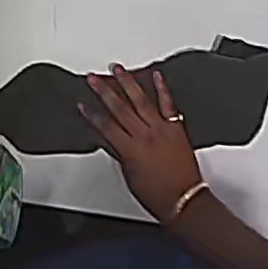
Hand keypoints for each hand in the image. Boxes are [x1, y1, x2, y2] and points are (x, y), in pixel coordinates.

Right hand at [82, 65, 204, 223]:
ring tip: (118, 69)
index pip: (106, 126)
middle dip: (104, 90)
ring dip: (128, 82)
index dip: (92, 114)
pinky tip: (156, 75)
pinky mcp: (176, 126)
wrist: (184, 200)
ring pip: (141, 99)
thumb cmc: (157, 194)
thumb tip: (109, 139)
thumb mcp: (129, 176)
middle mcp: (145, 134)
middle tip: (94, 77)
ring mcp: (161, 127)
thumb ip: (119, 153)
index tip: (83, 103)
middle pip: (119, 107)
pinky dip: (162, 88)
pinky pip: (168, 103)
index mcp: (130, 149)